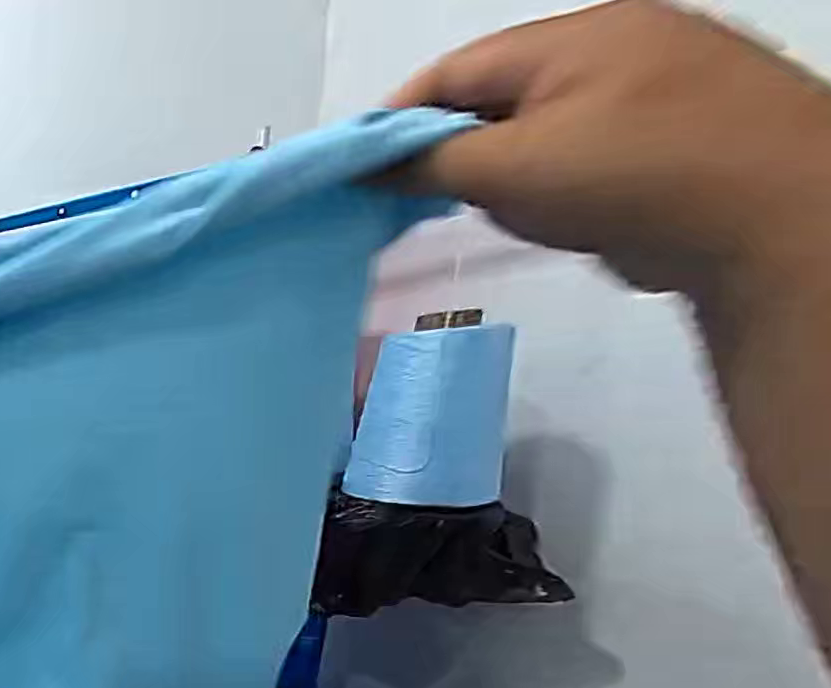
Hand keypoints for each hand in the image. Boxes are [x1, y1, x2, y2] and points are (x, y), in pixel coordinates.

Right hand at [386, 0, 830, 302]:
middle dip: (427, 142)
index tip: (352, 168)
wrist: (768, 217)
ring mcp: (634, 89)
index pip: (453, 69)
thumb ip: (426, 164)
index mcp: (576, 38)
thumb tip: (368, 168)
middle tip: (384, 191)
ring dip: (467, 161)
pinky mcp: (646, 133)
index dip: (392, 118)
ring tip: (430, 204)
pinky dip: (510, 173)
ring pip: (516, 122)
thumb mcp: (505, 168)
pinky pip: (552, 144)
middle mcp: (608, 48)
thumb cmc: (625, 176)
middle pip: (484, 93)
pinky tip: (495, 204)